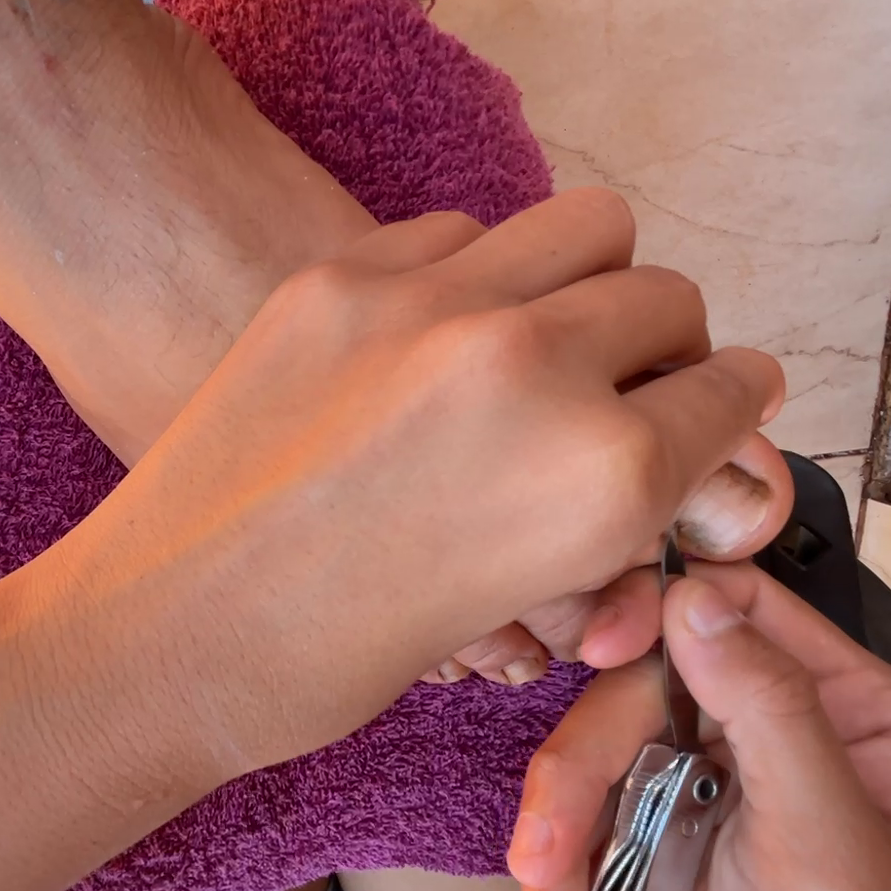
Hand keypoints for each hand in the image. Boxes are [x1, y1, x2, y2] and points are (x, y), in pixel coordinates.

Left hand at [0, 187, 784, 781]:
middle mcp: (529, 369)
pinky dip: (475, 274)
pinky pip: (459, 233)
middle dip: (661, 351)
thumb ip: (589, 518)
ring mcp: (426, 308)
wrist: (162, 635)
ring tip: (533, 344)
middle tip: (615, 388)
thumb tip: (648, 452)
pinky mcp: (337, 278)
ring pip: (584, 228)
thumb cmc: (319, 662)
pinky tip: (432, 335)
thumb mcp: (498, 609)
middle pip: (668, 300)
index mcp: (595, 479)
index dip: (722, 413)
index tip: (704, 411)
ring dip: (582, 284)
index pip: (728, 398)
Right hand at [507, 563, 890, 890]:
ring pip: (597, 735)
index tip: (596, 654)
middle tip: (543, 847)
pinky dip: (557, 850)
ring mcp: (703, 759)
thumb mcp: (822, 848)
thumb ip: (770, 712)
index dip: (656, 615)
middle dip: (584, 766)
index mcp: (850, 707)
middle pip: (639, 680)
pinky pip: (582, 790)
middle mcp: (772, 718)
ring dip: (557, 820)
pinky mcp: (649, 801)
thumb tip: (691, 597)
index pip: (739, 606)